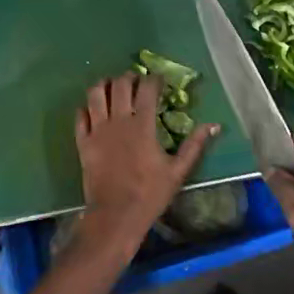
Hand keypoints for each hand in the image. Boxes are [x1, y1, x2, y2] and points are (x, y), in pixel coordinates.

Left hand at [75, 73, 219, 247]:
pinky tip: (93, 110)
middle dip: (129, 77)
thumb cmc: (150, 194)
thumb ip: (194, 145)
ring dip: (105, 85)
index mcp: (142, 125)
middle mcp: (118, 121)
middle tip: (136, 81)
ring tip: (112, 86)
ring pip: (95, 94)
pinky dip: (86, 107)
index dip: (154, 79)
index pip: (147, 89)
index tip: (160, 80)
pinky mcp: (83, 142)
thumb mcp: (178, 171)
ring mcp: (97, 130)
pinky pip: (80, 116)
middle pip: (120, 84)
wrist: (116, 216)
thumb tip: (213, 125)